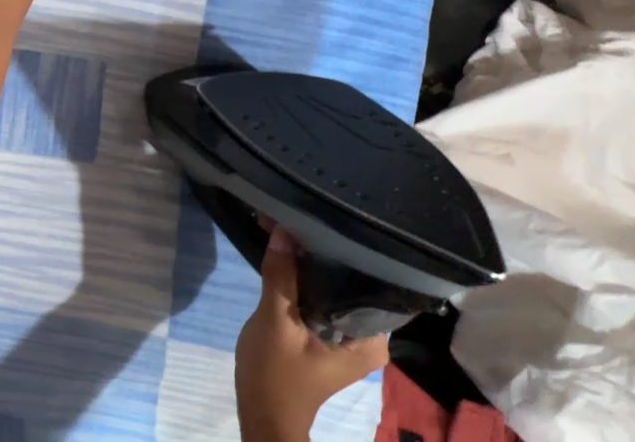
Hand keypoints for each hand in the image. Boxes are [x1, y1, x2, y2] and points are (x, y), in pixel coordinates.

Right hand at [235, 228, 389, 441]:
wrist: (263, 413)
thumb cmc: (275, 375)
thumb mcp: (275, 322)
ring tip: (294, 233)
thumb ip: (281, 277)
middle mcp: (369, 338)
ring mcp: (347, 338)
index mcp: (372, 340)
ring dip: (312, 268)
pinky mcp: (327, 336)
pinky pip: (322, 301)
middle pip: (352, 287)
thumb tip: (283, 230)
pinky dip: (305, 283)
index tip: (326, 222)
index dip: (348, 254)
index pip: (371, 286)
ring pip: (334, 292)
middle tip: (304, 221)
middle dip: (326, 257)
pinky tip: (288, 261)